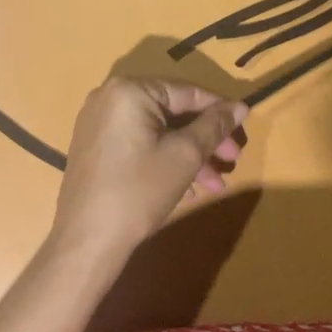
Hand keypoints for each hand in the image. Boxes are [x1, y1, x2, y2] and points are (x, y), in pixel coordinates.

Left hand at [52, 77, 247, 254]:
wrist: (86, 240)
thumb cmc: (139, 191)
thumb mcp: (185, 155)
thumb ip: (215, 126)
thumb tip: (240, 106)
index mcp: (129, 91)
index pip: (187, 92)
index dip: (220, 109)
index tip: (244, 125)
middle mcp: (110, 98)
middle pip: (172, 112)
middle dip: (205, 139)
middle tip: (232, 159)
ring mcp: (99, 124)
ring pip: (158, 131)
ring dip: (189, 154)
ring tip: (215, 183)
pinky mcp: (96, 148)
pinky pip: (140, 143)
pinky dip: (165, 159)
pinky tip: (189, 186)